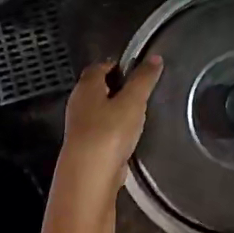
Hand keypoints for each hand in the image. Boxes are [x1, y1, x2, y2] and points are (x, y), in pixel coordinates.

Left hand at [60, 57, 163, 186]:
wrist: (90, 174)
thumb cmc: (109, 131)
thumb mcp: (133, 101)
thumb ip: (144, 79)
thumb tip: (155, 58)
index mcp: (86, 87)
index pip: (99, 66)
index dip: (118, 65)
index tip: (137, 69)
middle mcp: (78, 103)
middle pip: (98, 88)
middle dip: (118, 87)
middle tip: (141, 89)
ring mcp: (80, 126)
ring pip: (100, 110)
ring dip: (116, 109)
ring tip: (140, 112)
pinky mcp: (86, 146)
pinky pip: (102, 129)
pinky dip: (115, 128)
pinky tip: (130, 135)